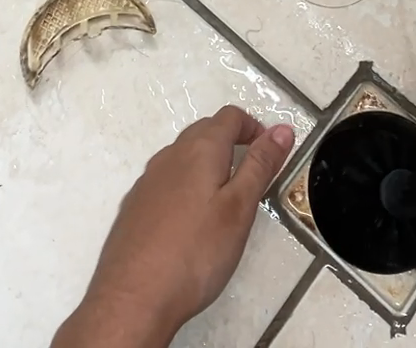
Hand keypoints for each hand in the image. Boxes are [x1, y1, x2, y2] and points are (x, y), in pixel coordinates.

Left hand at [54, 106, 296, 347]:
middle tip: (252, 176)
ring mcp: (148, 180)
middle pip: (205, 131)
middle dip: (232, 142)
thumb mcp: (240, 208)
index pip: (230, 116)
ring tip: (224, 200)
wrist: (132, 299)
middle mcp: (170, 155)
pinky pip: (166, 179)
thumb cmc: (195, 253)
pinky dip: (186, 184)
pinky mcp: (135, 205)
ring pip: (183, 155)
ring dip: (208, 163)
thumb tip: (283, 128)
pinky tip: (190, 221)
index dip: (254, 127)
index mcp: (199, 149)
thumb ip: (261, 165)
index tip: (270, 153)